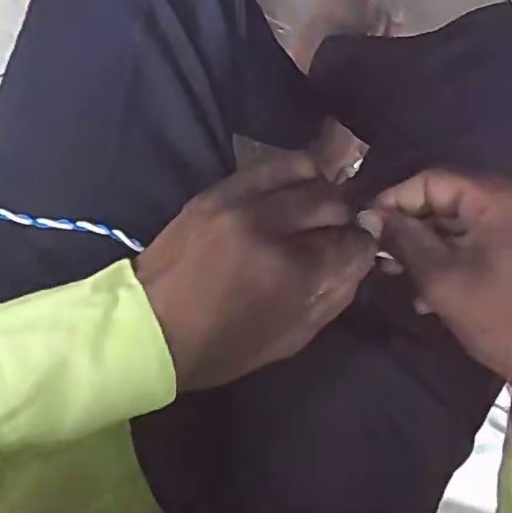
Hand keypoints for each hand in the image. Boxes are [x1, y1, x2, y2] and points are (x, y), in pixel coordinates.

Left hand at [137, 153, 377, 391]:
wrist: (148, 327)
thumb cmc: (222, 347)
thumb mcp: (290, 339)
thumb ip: (334, 295)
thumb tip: (358, 260)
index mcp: (290, 273)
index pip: (352, 243)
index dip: (363, 249)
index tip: (357, 255)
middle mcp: (268, 227)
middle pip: (333, 202)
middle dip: (344, 221)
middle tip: (336, 236)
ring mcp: (238, 203)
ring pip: (306, 174)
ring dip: (321, 193)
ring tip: (314, 211)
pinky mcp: (215, 191)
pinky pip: (269, 166)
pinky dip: (291, 176)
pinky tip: (291, 194)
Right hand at [373, 169, 511, 431]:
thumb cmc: (506, 321)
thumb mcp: (444, 280)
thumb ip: (405, 241)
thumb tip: (372, 216)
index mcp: (504, 198)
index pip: (435, 178)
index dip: (394, 199)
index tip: (366, 225)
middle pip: (452, 198)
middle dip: (412, 225)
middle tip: (380, 253)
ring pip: (467, 224)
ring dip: (431, 246)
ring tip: (399, 276)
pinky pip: (487, 242)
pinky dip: (457, 258)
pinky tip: (432, 290)